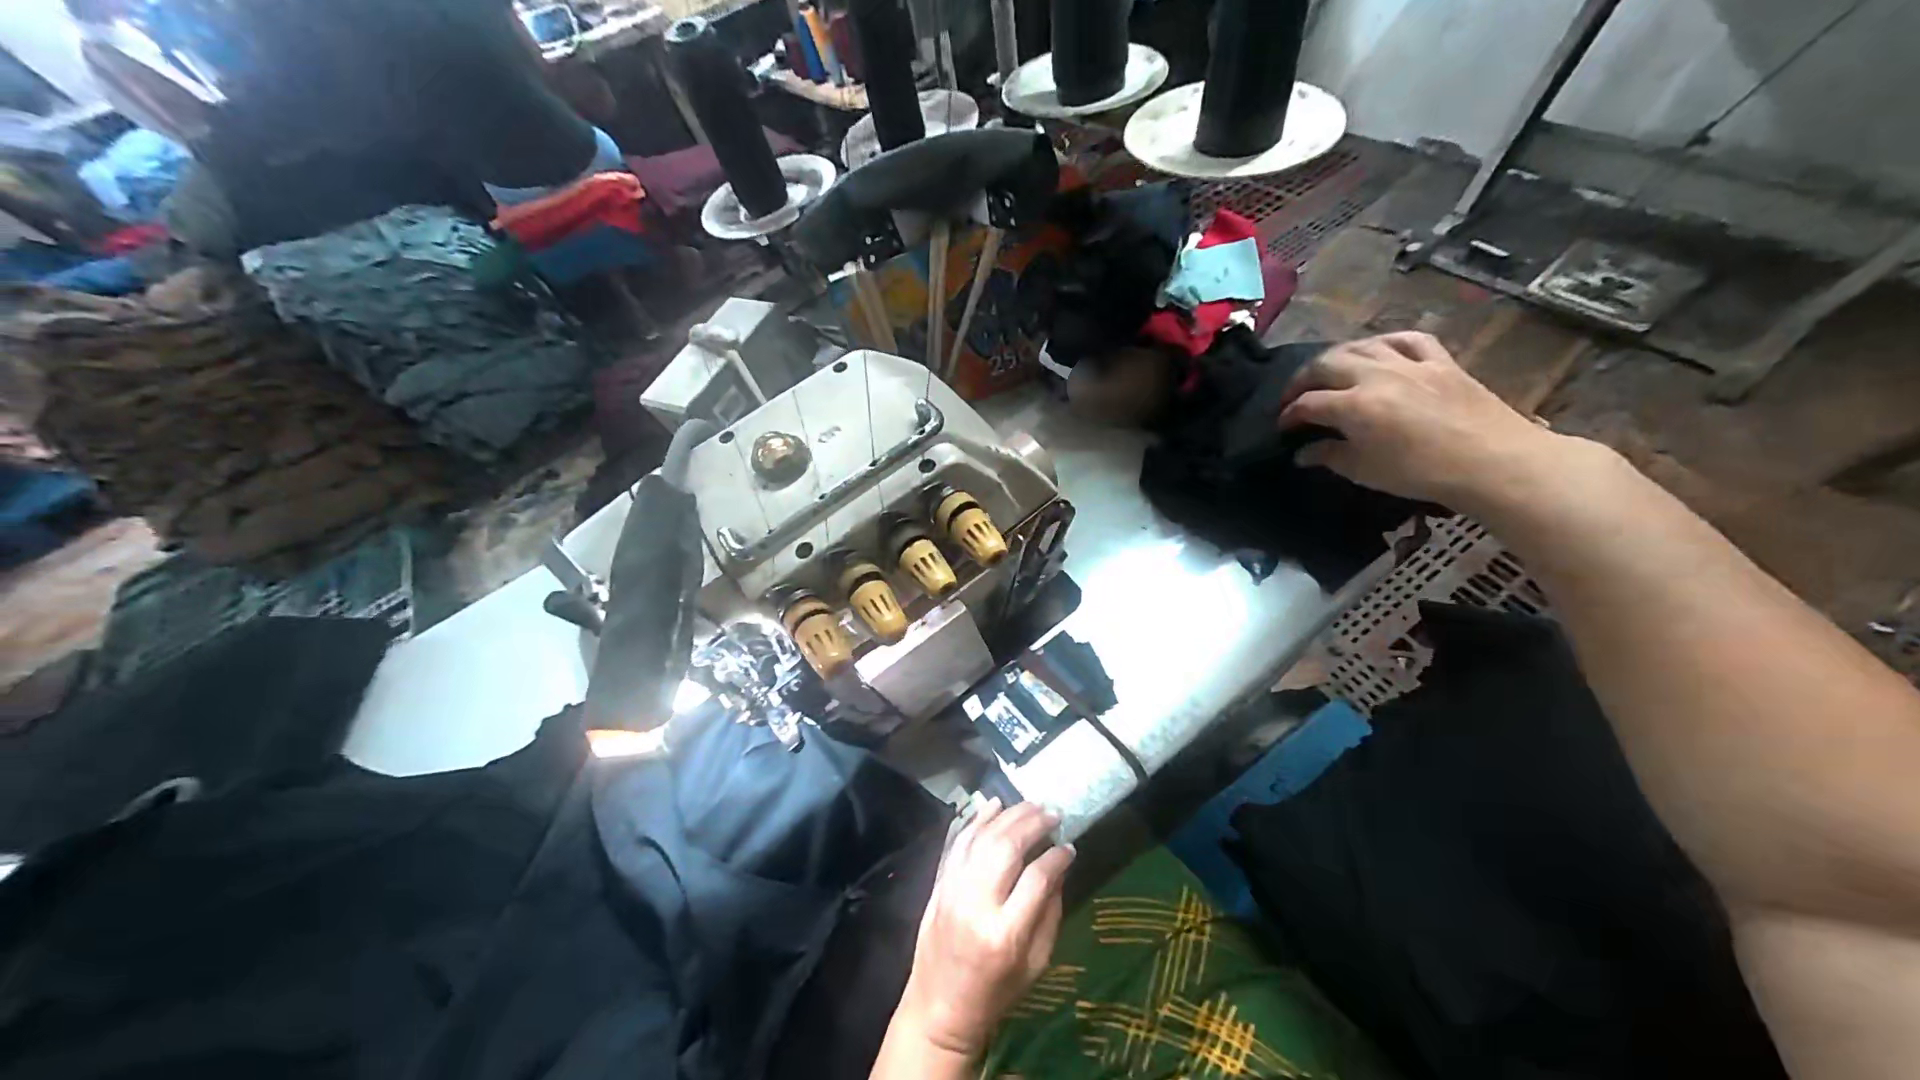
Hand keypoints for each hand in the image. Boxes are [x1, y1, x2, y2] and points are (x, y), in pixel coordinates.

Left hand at [893, 798, 1074, 1058]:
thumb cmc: (996, 993)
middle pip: (1006, 848)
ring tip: (1031, 805)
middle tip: (1053, 813)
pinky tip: (994, 805)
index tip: (1070, 846)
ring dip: (1008, 816)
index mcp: (1005, 934)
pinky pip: (958, 843)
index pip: (1036, 879)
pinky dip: (976, 820)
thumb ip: (1050, 913)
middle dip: (1032, 824)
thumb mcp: (1036, 963)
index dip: (1056, 857)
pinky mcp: (939, 884)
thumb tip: (1059, 867)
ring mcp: (953, 891)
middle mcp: (976, 905)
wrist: (939, 1007)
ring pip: (981, 839)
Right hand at [1278, 332, 1569, 511]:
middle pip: (1325, 364)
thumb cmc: (1421, 473)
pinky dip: (1385, 343)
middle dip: (1302, 380)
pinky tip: (1378, 352)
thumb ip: (1330, 457)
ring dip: (1336, 357)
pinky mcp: (1440, 360)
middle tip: (1294, 397)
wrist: (1493, 463)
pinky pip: (1406, 339)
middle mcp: (1376, 375)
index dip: (1288, 415)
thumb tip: (1303, 453)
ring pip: (1361, 345)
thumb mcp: (1365, 471)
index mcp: (1354, 405)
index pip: (1307, 404)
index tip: (1282, 427)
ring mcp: (1410, 363)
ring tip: (1329, 372)